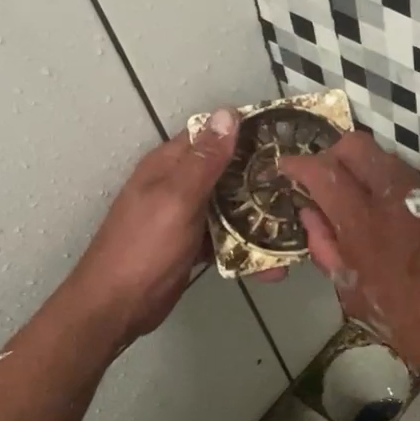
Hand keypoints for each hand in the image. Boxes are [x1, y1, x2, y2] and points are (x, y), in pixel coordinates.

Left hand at [64, 108, 281, 344]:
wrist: (116, 307)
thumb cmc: (143, 248)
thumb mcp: (176, 198)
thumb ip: (204, 160)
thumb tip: (228, 113)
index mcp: (168, 165)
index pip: (211, 134)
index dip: (246, 132)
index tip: (286, 137)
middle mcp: (178, 185)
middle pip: (227, 172)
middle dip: (262, 178)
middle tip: (302, 185)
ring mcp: (186, 217)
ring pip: (230, 207)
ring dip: (259, 217)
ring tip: (298, 226)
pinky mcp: (193, 246)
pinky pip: (226, 240)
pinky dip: (248, 249)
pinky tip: (275, 264)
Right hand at [279, 133, 419, 394]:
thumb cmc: (414, 329)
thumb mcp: (358, 298)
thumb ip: (330, 251)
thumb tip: (312, 217)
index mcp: (366, 224)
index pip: (323, 172)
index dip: (298, 164)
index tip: (286, 168)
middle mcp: (398, 198)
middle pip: (357, 146)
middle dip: (333, 155)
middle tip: (324, 181)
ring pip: (388, 160)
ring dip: (365, 170)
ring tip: (357, 202)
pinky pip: (414, 184)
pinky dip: (394, 192)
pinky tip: (395, 224)